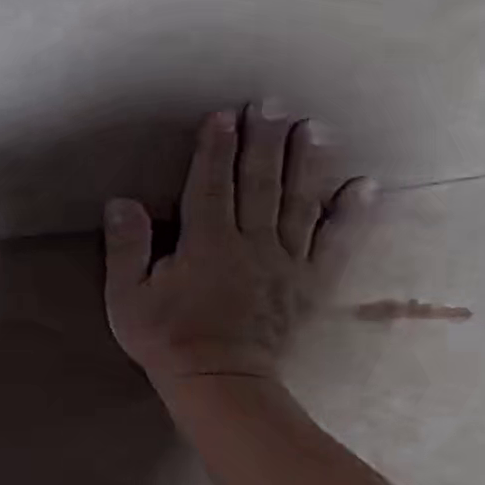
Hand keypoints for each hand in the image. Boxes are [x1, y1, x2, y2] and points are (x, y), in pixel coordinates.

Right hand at [104, 104, 375, 390]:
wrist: (219, 380)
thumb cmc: (162, 334)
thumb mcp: (126, 293)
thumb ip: (127, 246)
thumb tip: (123, 201)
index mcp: (205, 245)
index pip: (210, 187)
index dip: (215, 150)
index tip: (223, 116)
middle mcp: (252, 245)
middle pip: (259, 186)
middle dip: (263, 143)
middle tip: (272, 105)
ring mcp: (286, 262)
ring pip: (298, 204)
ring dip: (304, 164)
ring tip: (312, 128)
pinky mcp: (309, 281)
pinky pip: (335, 241)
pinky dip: (350, 212)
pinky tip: (362, 185)